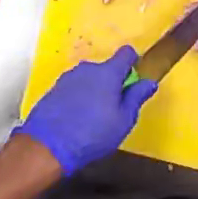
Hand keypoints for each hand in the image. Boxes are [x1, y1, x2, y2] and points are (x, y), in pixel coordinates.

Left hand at [16, 46, 158, 175]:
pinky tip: (76, 119)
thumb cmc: (93, 134)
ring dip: (94, 91)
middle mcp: (86, 69)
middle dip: (112, 83)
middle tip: (113, 109)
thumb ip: (136, 98)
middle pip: (105, 69)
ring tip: (93, 118)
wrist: (48, 145)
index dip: (133, 63)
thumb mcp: (123, 120)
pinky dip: (78, 98)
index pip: (126, 53)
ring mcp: (67, 78)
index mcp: (108, 72)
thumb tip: (149, 82)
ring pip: (88, 79)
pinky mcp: (53, 89)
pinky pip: (73, 89)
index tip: (133, 81)